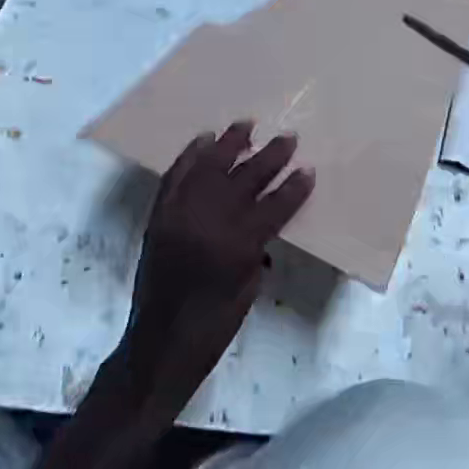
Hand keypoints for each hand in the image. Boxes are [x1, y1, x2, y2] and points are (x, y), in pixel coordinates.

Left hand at [121, 122, 313, 411]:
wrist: (159, 344)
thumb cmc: (213, 326)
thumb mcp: (248, 287)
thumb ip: (257, 246)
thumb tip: (264, 217)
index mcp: (238, 246)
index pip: (274, 206)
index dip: (294, 188)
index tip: (309, 169)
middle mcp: (209, 222)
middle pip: (245, 179)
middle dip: (270, 157)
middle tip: (288, 138)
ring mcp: (180, 214)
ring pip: (209, 168)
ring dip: (229, 144)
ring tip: (247, 124)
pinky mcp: (159, 214)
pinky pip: (175, 176)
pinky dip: (190, 156)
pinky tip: (204, 140)